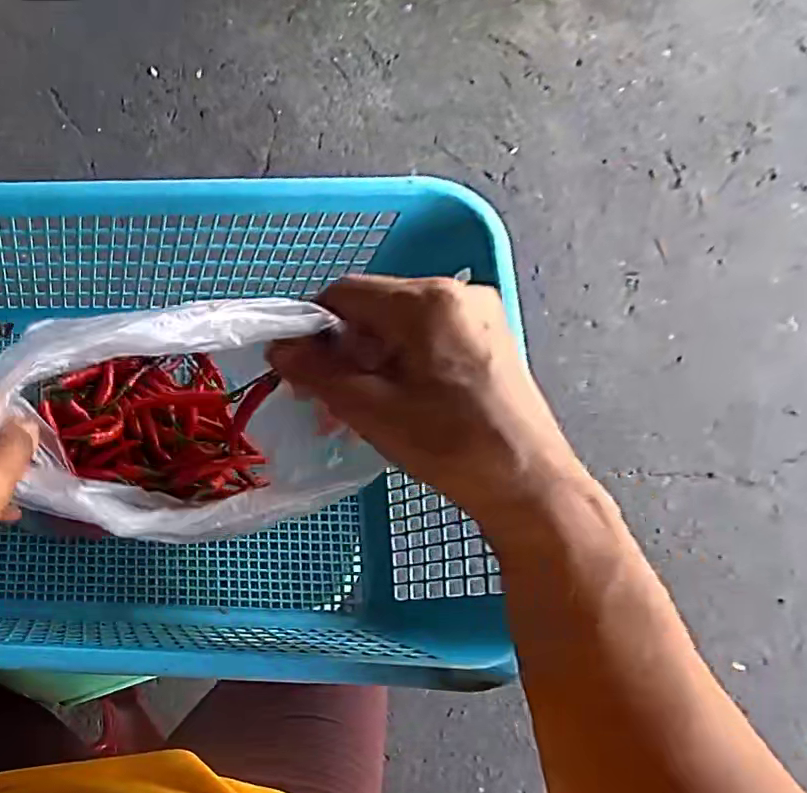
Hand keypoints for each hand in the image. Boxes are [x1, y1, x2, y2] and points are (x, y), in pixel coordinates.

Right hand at [267, 274, 583, 538]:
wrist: (527, 483)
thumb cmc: (450, 446)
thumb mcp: (372, 411)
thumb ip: (319, 374)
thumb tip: (279, 349)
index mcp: (426, 301)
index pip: (344, 293)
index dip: (311, 330)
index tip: (298, 372)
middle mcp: (456, 294)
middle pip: (373, 310)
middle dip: (341, 354)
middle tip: (324, 403)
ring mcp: (478, 317)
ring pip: (399, 329)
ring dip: (368, 366)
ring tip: (356, 412)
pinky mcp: (489, 341)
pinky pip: (426, 342)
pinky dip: (399, 368)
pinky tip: (393, 406)